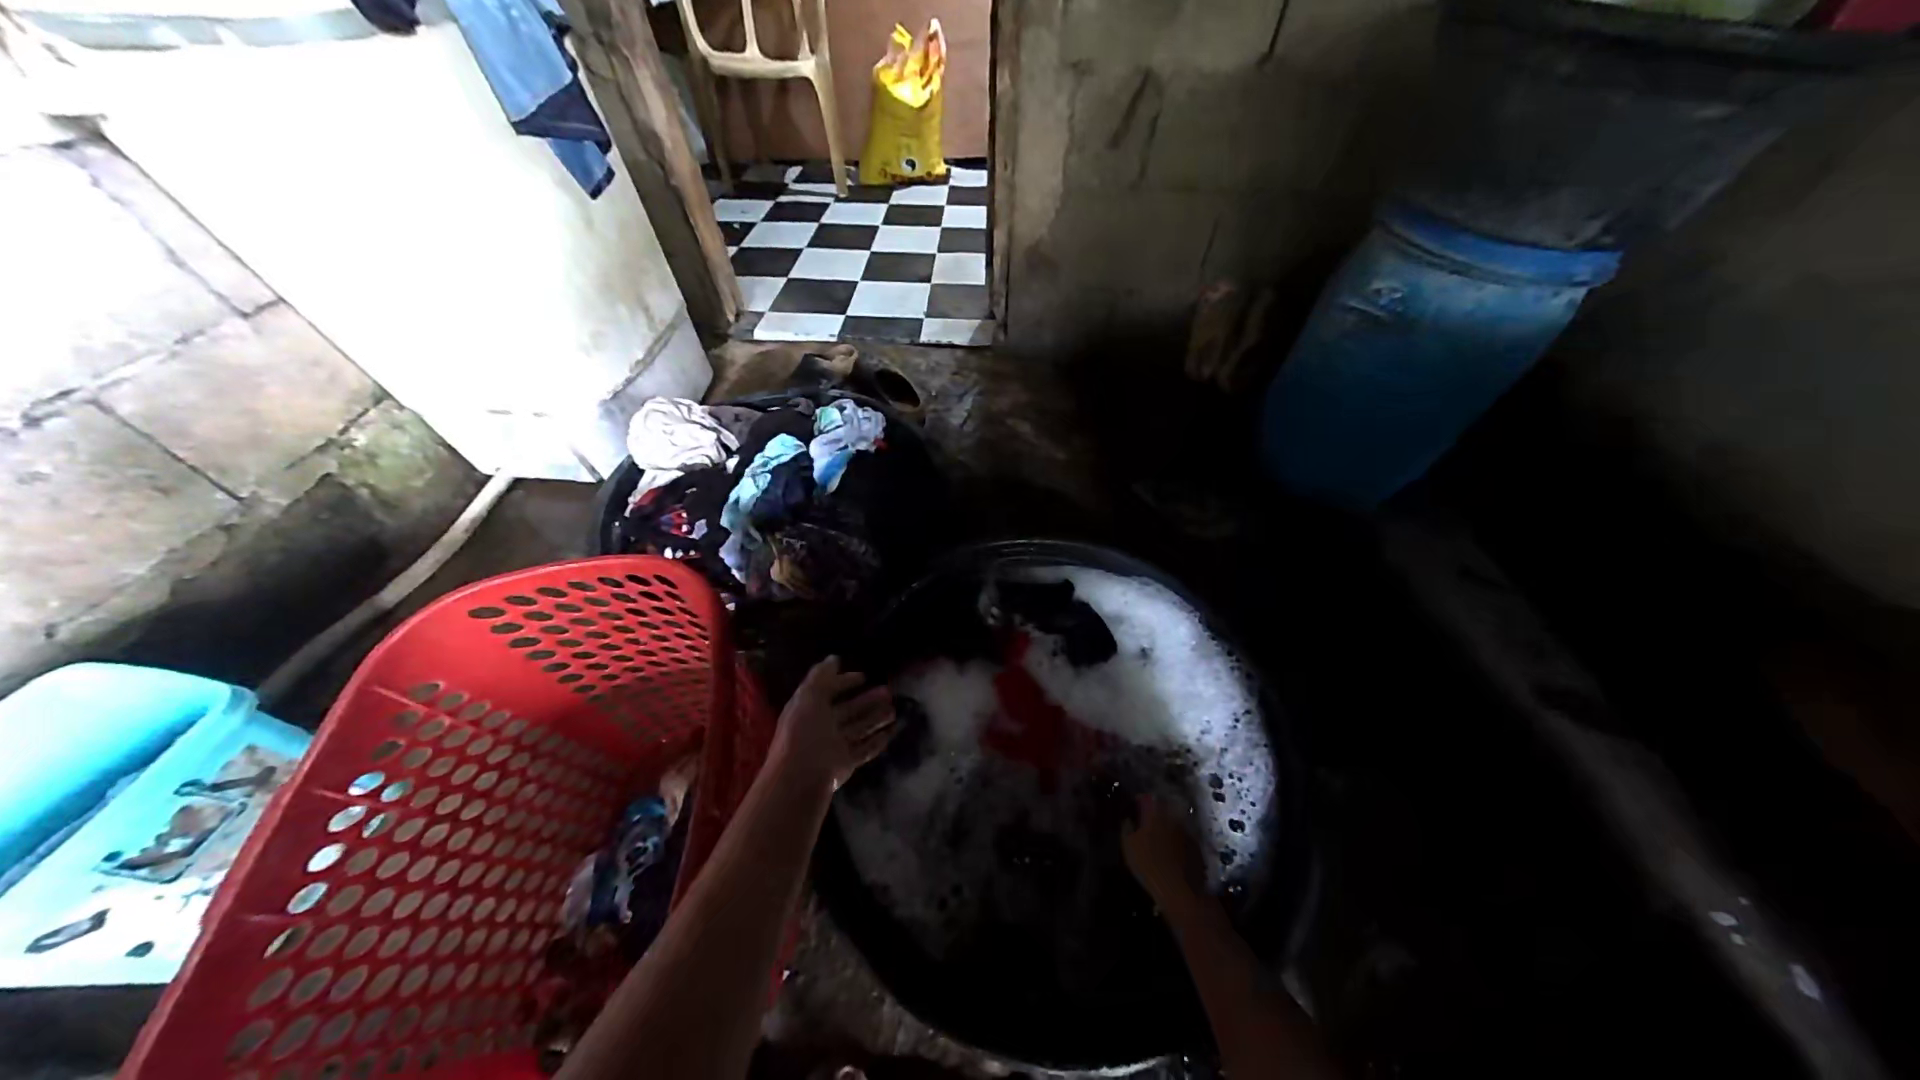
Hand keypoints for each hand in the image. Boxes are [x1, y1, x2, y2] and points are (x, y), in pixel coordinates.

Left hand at [770, 657, 896, 790]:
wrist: (802, 774)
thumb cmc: (804, 730)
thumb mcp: (809, 695)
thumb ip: (822, 675)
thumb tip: (835, 658)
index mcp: (809, 708)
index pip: (829, 691)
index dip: (844, 682)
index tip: (864, 676)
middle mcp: (822, 726)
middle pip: (848, 711)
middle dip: (867, 701)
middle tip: (888, 691)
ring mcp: (834, 746)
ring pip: (858, 729)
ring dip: (875, 719)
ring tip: (894, 710)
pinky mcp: (845, 763)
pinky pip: (864, 750)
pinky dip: (877, 741)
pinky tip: (891, 732)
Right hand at [1121, 795, 1208, 912]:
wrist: (1178, 889)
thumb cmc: (1148, 865)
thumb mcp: (1128, 846)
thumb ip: (1127, 827)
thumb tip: (1128, 818)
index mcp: (1154, 814)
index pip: (1147, 797)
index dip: (1139, 800)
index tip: (1134, 805)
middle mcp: (1172, 816)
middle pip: (1164, 804)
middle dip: (1156, 807)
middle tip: (1147, 816)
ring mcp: (1186, 829)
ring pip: (1176, 817)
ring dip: (1168, 820)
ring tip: (1160, 830)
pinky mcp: (1196, 843)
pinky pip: (1184, 831)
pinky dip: (1177, 834)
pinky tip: (1172, 845)